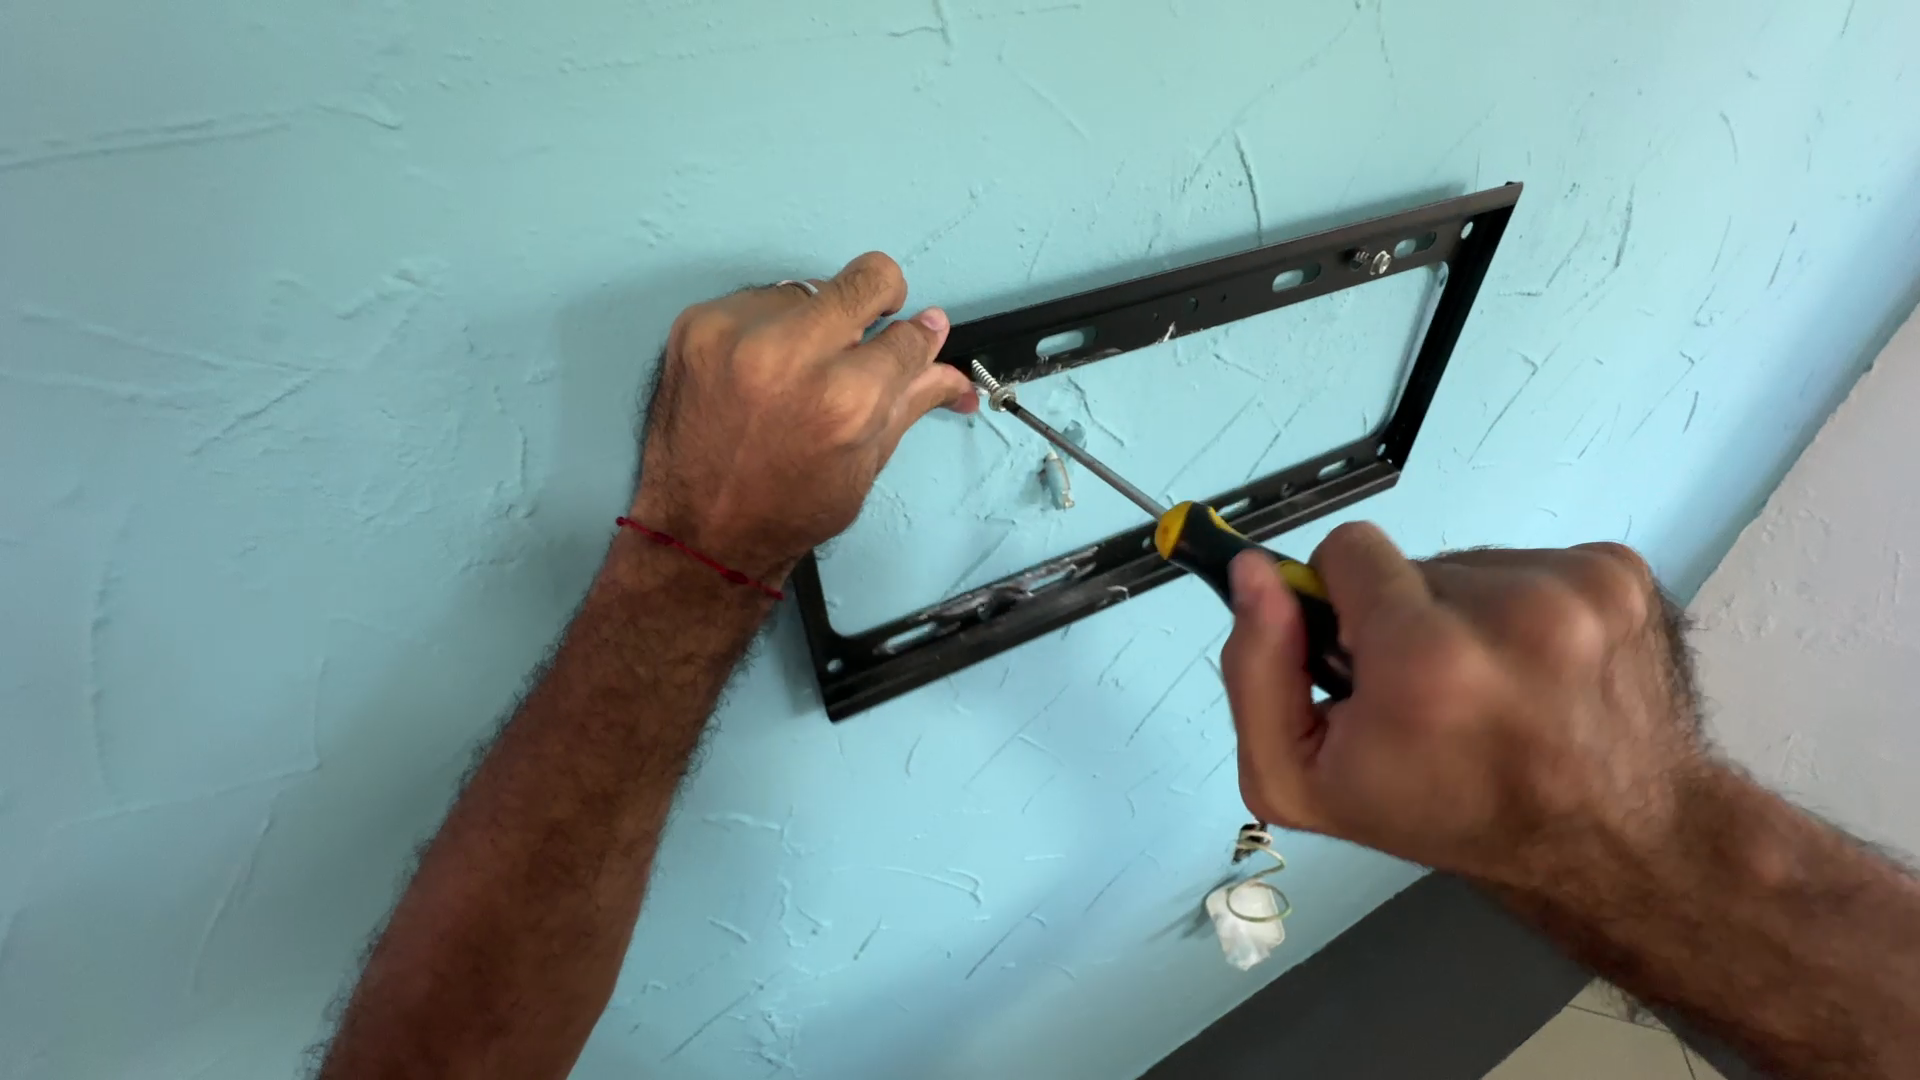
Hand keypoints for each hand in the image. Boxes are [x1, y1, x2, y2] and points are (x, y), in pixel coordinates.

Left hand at [631, 252, 976, 581]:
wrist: (701, 529)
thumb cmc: (794, 509)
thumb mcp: (867, 464)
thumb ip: (911, 399)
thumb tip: (947, 358)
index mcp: (847, 399)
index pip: (909, 336)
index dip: (919, 340)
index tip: (915, 340)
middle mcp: (794, 354)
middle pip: (867, 278)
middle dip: (883, 296)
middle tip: (868, 330)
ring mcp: (739, 332)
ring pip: (808, 289)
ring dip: (817, 320)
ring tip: (798, 369)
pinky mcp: (697, 323)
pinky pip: (758, 300)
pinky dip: (770, 327)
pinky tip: (761, 370)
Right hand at [1219, 523, 1703, 887]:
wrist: (1617, 846)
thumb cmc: (1439, 814)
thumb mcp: (1296, 780)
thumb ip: (1253, 670)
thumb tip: (1253, 570)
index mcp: (1427, 657)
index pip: (1346, 548)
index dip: (1340, 600)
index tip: (1363, 656)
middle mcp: (1515, 608)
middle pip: (1405, 563)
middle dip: (1398, 613)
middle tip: (1428, 688)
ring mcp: (1582, 588)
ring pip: (1465, 566)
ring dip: (1460, 615)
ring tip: (1489, 684)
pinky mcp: (1626, 576)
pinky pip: (1527, 563)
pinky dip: (1519, 610)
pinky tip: (1538, 670)